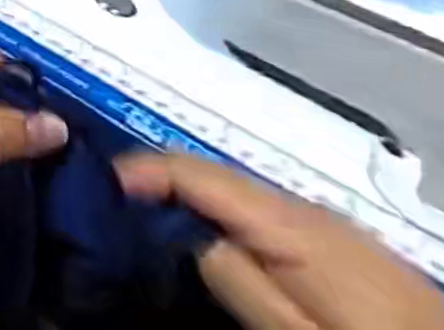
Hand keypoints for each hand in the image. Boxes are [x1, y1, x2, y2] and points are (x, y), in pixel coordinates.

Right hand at [115, 153, 443, 329]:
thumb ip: (231, 275)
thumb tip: (177, 231)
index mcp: (289, 222)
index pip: (189, 169)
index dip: (134, 169)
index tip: (93, 187)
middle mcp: (307, 209)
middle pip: (210, 176)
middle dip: (156, 183)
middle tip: (111, 208)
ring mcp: (333, 229)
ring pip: (236, 195)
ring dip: (189, 201)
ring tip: (149, 223)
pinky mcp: (350, 252)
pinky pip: (266, 217)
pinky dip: (225, 219)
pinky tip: (212, 243)